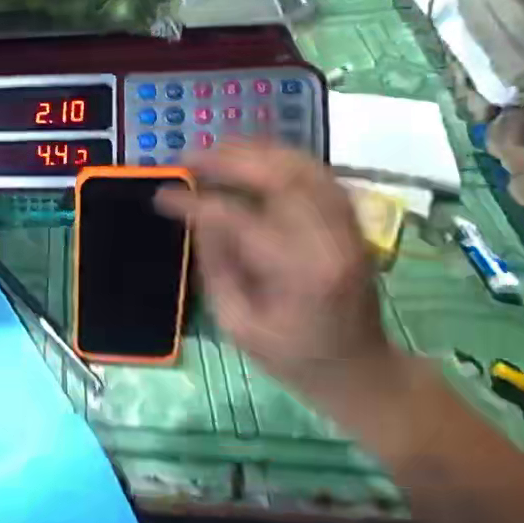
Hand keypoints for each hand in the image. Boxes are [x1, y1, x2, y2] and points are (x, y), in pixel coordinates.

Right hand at [155, 143, 397, 402]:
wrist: (361, 370)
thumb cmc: (292, 357)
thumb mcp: (237, 323)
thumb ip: (216, 265)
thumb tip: (197, 215)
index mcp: (299, 273)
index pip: (239, 218)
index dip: (195, 202)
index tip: (162, 196)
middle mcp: (330, 240)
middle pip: (279, 177)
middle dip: (227, 161)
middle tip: (188, 158)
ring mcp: (349, 226)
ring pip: (301, 166)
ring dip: (255, 152)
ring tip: (215, 152)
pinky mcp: (353, 221)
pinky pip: (318, 173)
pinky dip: (282, 159)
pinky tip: (254, 160)